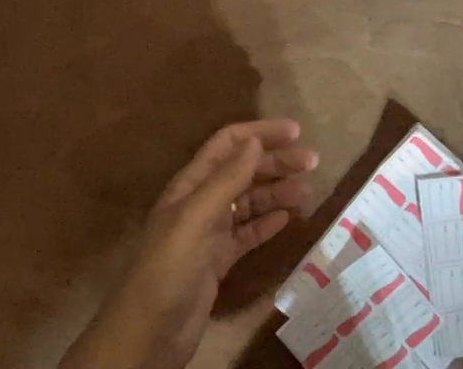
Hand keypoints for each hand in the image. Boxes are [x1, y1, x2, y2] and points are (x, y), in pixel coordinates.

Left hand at [62, 120, 318, 368]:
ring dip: (277, 192)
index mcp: (191, 183)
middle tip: (313, 162)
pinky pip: (248, 233)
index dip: (260, 133)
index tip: (296, 131)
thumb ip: (226, 179)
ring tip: (307, 191)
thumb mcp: (195, 217)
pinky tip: (288, 218)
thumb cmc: (169, 266)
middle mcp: (202, 201)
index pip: (228, 144)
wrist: (149, 331)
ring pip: (249, 201)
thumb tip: (255, 141)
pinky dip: (268, 222)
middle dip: (276, 162)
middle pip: (243, 170)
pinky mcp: (218, 260)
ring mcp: (210, 232)